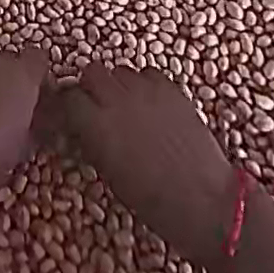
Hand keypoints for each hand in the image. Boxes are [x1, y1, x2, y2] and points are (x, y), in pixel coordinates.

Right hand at [59, 64, 235, 266]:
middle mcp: (116, 98)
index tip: (74, 113)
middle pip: (91, 71)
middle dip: (92, 86)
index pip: (69, 96)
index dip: (70, 104)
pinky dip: (145, 84)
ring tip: (128, 105)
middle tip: (99, 105)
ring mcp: (145, 90)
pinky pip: (148, 74)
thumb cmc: (152, 200)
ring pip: (119, 70)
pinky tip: (151, 103)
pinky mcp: (171, 89)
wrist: (205, 202)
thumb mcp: (108, 172)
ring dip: (118, 84)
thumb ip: (91, 139)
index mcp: (95, 123)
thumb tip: (83, 125)